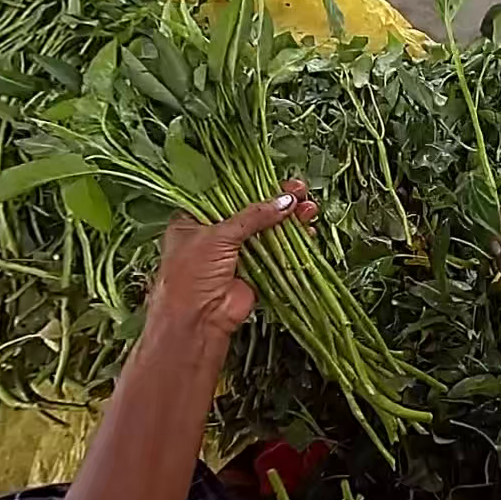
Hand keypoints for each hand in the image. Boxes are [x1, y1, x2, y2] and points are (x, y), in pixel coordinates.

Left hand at [145, 179, 316, 342]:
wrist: (198, 322)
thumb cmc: (191, 275)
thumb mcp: (217, 236)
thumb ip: (253, 216)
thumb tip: (286, 200)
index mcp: (196, 220)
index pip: (227, 194)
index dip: (253, 184)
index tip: (277, 177)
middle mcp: (217, 234)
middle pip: (253, 210)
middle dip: (278, 200)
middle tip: (300, 190)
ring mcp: (238, 252)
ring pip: (269, 229)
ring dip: (290, 218)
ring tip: (309, 208)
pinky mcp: (257, 269)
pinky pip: (279, 250)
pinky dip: (295, 240)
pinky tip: (308, 229)